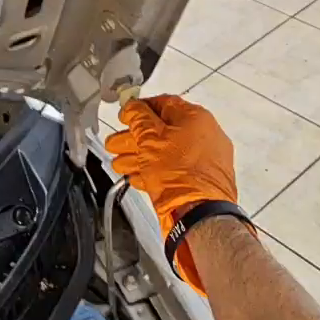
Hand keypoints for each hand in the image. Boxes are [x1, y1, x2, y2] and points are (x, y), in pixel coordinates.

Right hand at [104, 94, 240, 291]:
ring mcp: (204, 161)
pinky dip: (153, 172)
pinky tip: (136, 177)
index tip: (124, 116)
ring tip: (118, 163)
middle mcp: (204, 137)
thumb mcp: (150, 138)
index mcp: (196, 118)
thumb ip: (138, 118)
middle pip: (162, 130)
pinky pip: (173, 171)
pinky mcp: (201, 182)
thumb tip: (133, 107)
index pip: (163, 104)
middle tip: (115, 143)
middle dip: (134, 138)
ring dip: (139, 156)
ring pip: (166, 153)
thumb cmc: (178, 172)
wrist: (199, 215)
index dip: (139, 109)